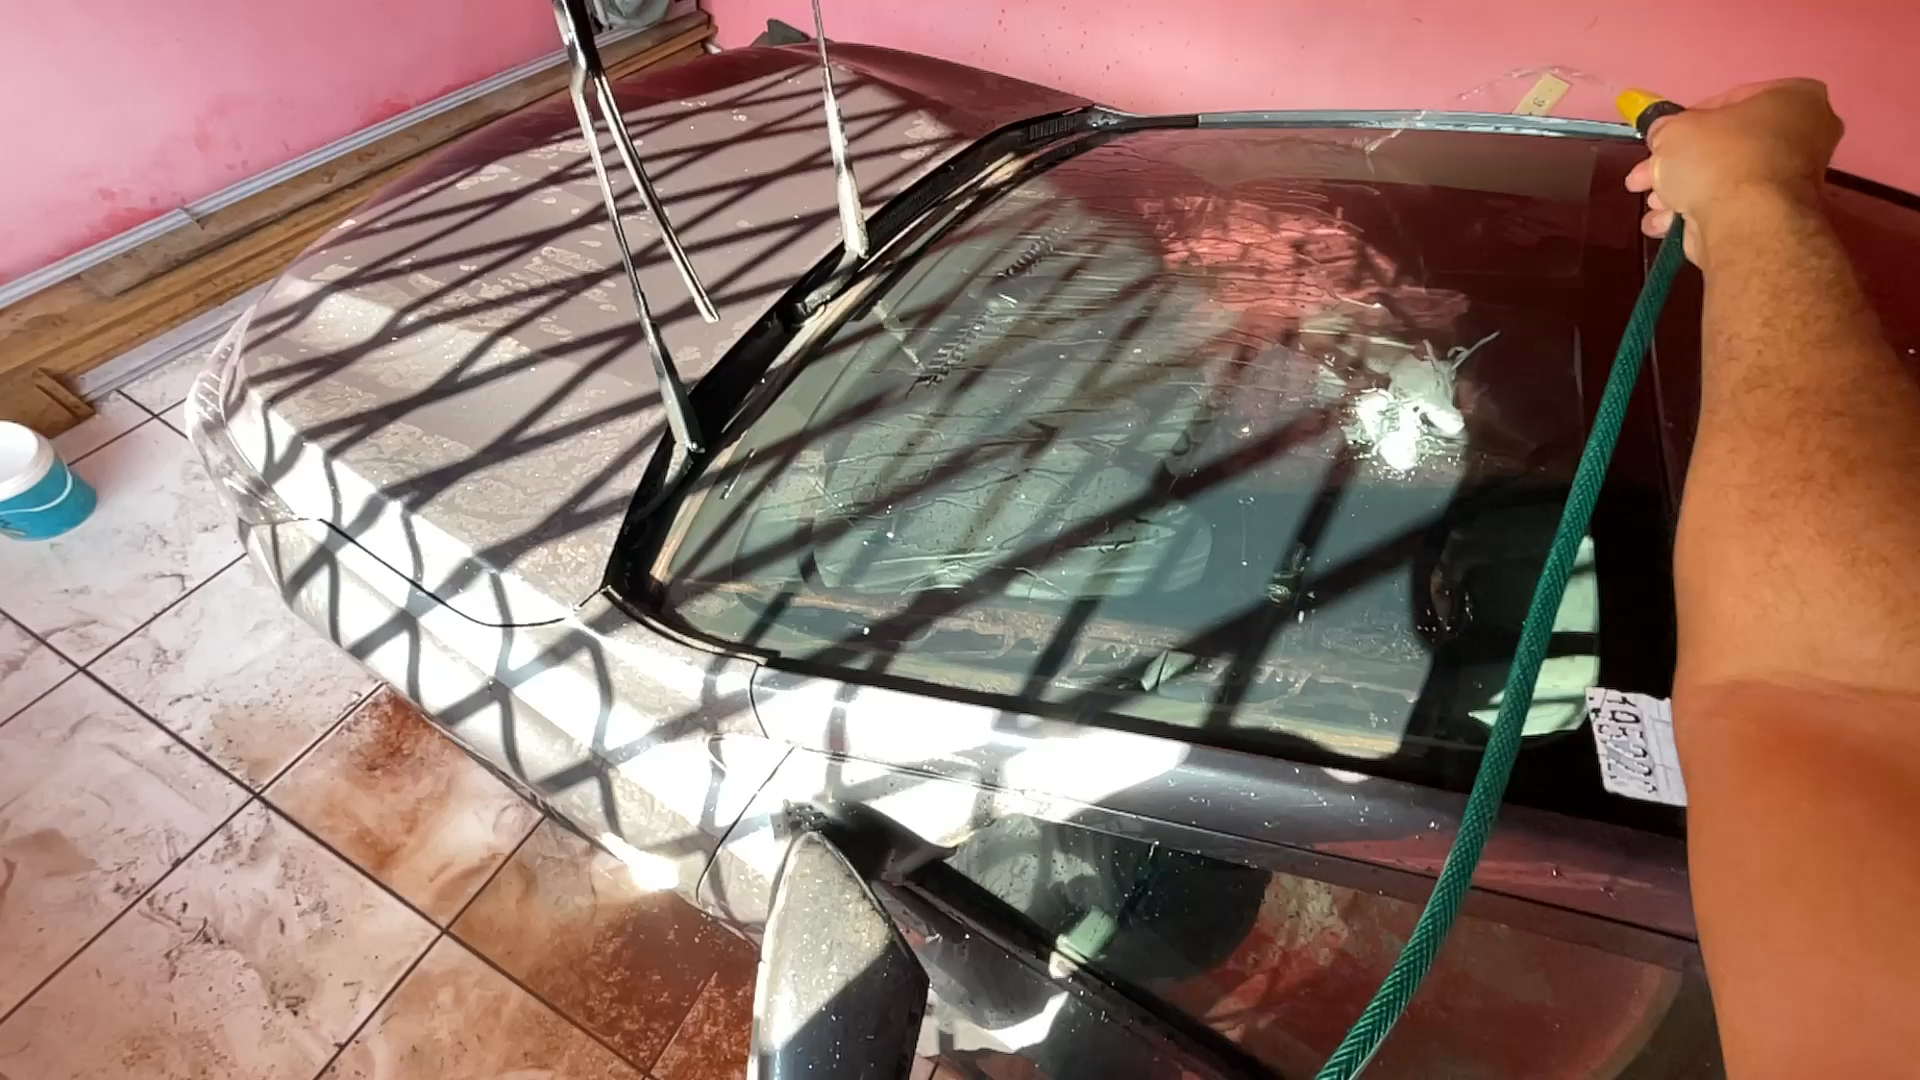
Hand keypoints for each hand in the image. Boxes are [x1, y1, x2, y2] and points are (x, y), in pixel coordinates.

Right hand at [1625, 79, 1842, 266]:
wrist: (1743, 218)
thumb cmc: (1715, 160)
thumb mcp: (1673, 131)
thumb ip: (1664, 128)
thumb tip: (1663, 134)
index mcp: (1792, 96)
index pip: (1727, 102)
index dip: (1682, 124)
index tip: (1656, 144)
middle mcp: (1801, 130)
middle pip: (1718, 145)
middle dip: (1672, 166)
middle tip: (1641, 179)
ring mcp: (1788, 173)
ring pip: (1716, 178)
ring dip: (1676, 192)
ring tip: (1655, 204)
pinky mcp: (1769, 209)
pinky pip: (1723, 203)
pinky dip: (1690, 213)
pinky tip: (1668, 222)